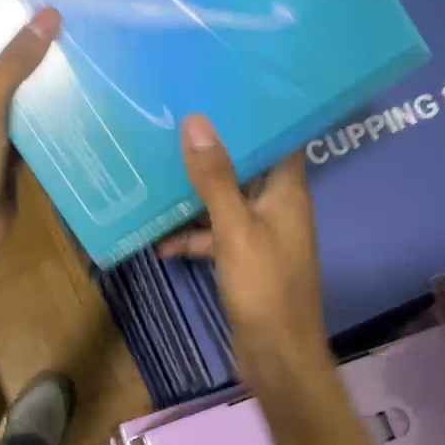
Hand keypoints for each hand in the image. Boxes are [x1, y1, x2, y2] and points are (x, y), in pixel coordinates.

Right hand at [159, 115, 336, 397]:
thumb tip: (197, 121)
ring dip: (196, 194)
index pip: (280, 139)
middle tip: (177, 120)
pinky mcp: (244, 261)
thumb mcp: (235, 229)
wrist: (277, 357)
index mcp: (287, 192)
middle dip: (215, 149)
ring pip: (226, 203)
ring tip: (158, 170)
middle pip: (247, 167)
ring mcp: (261, 235)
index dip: (258, 113)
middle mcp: (277, 207)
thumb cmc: (265, 288)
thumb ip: (215, 179)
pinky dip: (192, 237)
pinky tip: (159, 240)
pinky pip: (216, 237)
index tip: (224, 87)